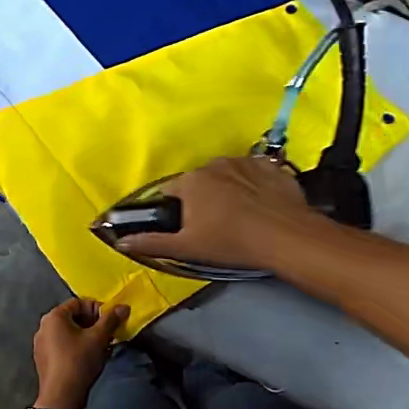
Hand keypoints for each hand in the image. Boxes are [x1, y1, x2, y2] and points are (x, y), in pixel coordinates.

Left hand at [32, 299, 128, 408]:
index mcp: (54, 316)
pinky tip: (87, 359)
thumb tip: (124, 306)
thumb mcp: (98, 338)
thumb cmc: (79, 361)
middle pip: (73, 318)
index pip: (78, 303)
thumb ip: (111, 320)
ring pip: (68, 333)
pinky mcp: (42, 359)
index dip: (97, 309)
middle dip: (93, 324)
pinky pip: (62, 346)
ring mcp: (41, 344)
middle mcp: (43, 326)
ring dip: (86, 336)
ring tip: (100, 348)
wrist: (61, 397)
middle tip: (108, 335)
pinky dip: (75, 347)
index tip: (110, 321)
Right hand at [114, 156, 326, 270]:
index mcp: (190, 181)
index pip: (171, 190)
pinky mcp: (271, 165)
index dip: (175, 209)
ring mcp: (244, 161)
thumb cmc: (230, 242)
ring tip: (241, 215)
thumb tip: (122, 241)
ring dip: (228, 189)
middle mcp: (213, 164)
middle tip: (215, 225)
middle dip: (203, 198)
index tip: (186, 225)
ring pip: (227, 174)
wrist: (286, 236)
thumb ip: (152, 242)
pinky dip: (254, 184)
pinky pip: (255, 172)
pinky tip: (261, 204)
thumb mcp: (187, 247)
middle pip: (200, 181)